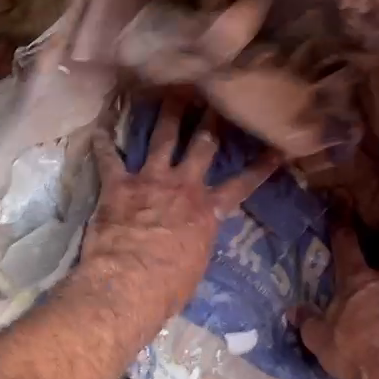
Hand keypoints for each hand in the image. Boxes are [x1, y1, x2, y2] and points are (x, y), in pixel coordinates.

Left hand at [79, 103, 277, 323]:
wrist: (129, 285)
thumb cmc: (168, 287)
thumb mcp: (196, 264)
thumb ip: (198, 240)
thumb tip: (194, 237)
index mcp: (207, 211)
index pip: (242, 184)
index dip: (262, 166)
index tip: (277, 146)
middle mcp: (182, 187)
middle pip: (202, 145)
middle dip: (211, 119)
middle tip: (215, 95)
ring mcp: (149, 181)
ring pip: (161, 138)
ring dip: (167, 114)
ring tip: (171, 91)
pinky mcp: (118, 185)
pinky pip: (109, 157)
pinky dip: (103, 141)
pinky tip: (100, 125)